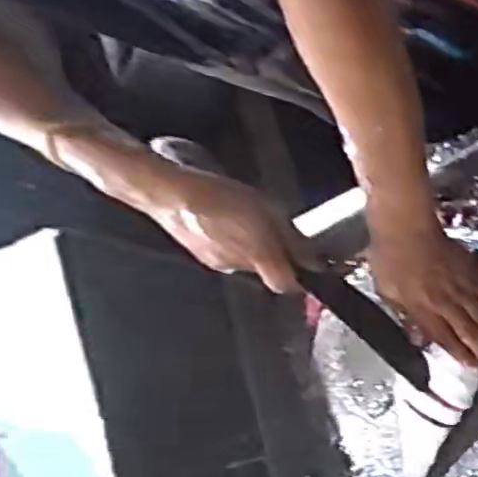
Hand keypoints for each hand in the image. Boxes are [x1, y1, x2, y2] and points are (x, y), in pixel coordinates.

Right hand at [58, 132, 309, 291]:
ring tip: (247, 226)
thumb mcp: (271, 212)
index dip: (300, 281)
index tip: (308, 268)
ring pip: (246, 264)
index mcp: (259, 257)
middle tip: (275, 236)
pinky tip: (226, 226)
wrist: (163, 189)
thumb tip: (314, 262)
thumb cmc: (220, 195)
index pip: (287, 287)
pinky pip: (226, 256)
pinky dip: (232, 246)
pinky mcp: (200, 257)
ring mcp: (217, 263)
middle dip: (276, 259)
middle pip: (267, 273)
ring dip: (253, 251)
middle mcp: (238, 267)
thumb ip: (295, 241)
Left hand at [367, 222, 477, 365]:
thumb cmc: (391, 259)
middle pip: (470, 332)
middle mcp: (445, 303)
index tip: (472, 366)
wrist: (407, 228)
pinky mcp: (475, 276)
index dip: (460, 354)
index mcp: (422, 308)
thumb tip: (418, 338)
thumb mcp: (386, 291)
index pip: (445, 339)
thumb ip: (404, 316)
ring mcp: (463, 289)